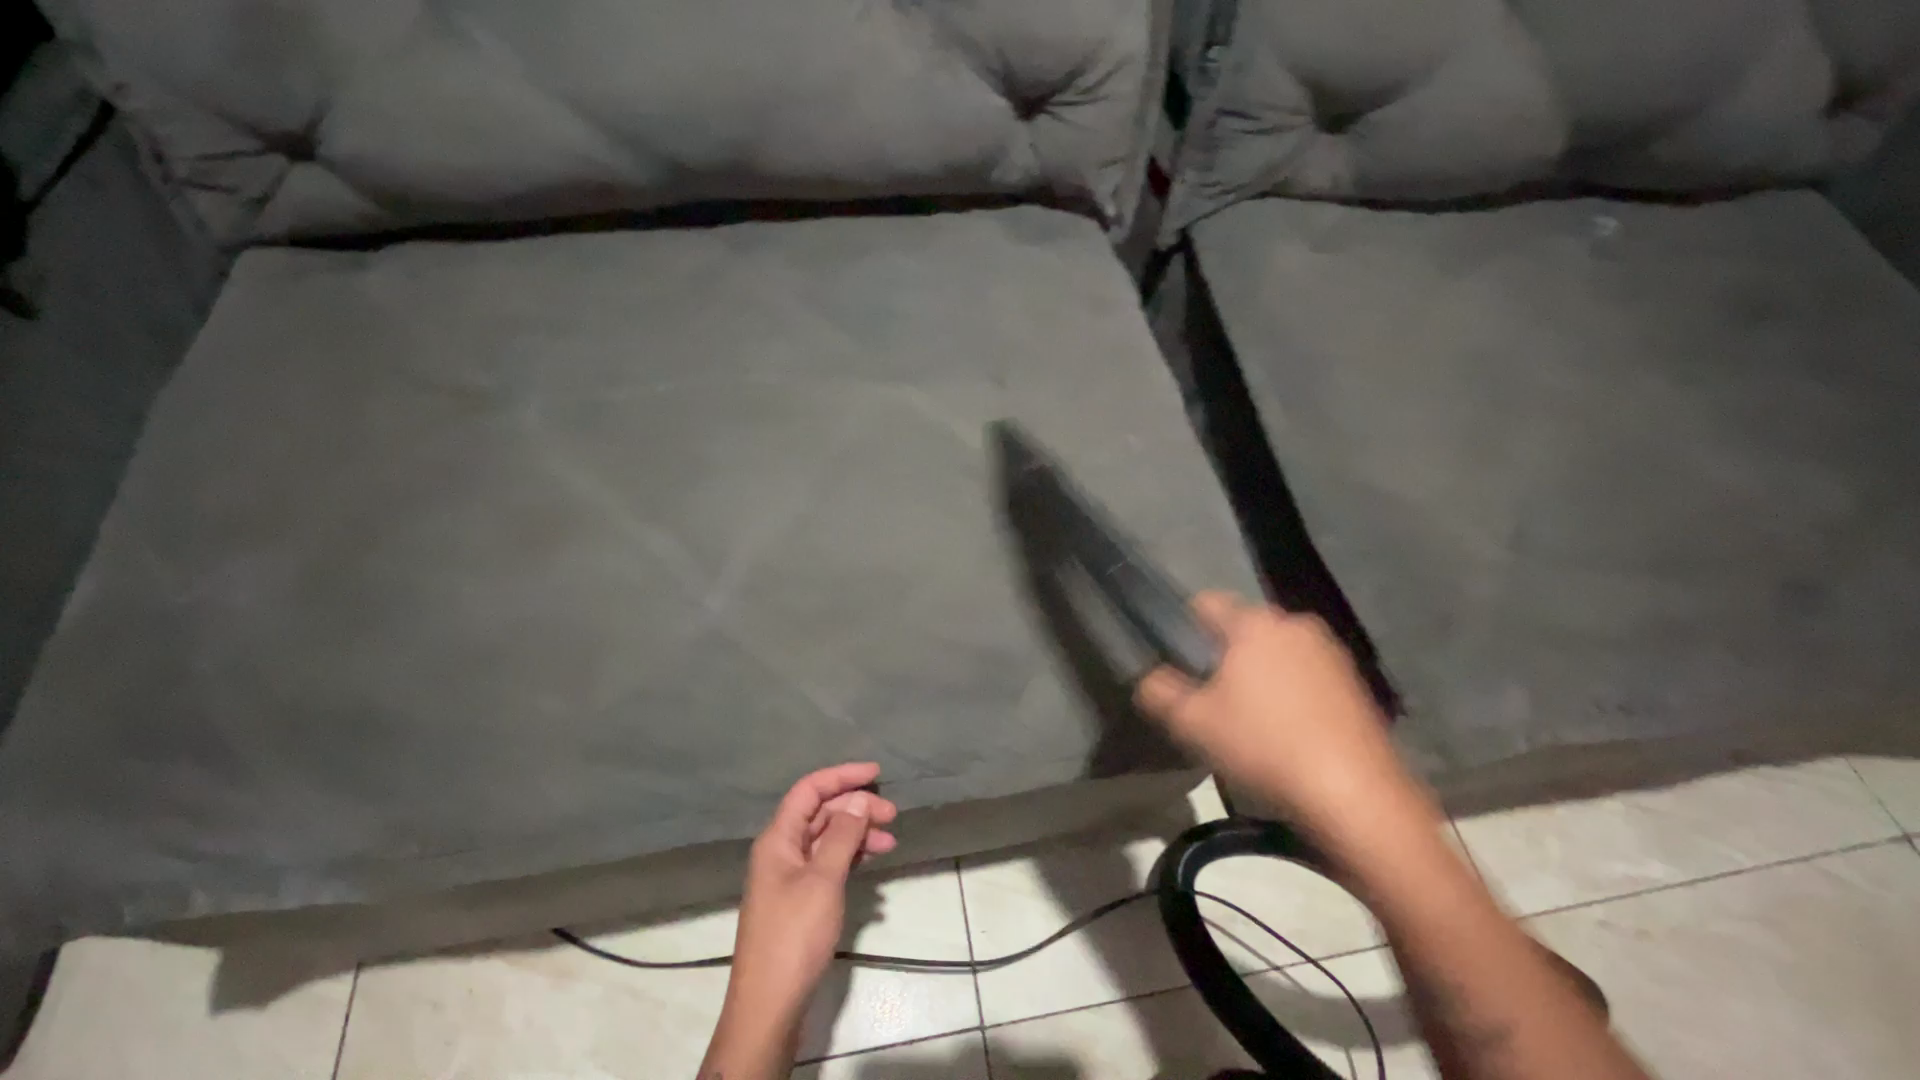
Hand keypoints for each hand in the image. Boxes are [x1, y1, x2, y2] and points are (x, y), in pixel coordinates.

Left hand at [727, 763, 899, 1018]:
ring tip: (889, 843)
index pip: (809, 791)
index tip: (876, 774)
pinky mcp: (800, 901)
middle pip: (819, 813)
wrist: (770, 1002)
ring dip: (856, 834)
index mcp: (778, 839)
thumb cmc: (794, 935)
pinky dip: (849, 858)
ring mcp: (789, 877)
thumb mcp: (823, 880)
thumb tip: (857, 800)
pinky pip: (827, 864)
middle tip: (892, 815)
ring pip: (826, 840)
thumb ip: (842, 836)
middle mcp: (780, 851)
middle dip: (855, 807)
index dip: (841, 777)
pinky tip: (871, 864)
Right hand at [1134, 592, 1422, 845]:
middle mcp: (1294, 623)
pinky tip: (1286, 733)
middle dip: (1224, 656)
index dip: (1182, 627)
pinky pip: (1306, 675)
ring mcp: (1330, 651)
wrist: (1353, 791)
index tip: (1176, 662)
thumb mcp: (1192, 724)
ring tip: (1249, 721)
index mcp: (1254, 623)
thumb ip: (1159, 692)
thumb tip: (1149, 677)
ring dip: (1260, 675)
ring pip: (1277, 652)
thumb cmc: (1264, 746)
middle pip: (1243, 629)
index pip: (1205, 602)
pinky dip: (1291, 693)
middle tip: (1210, 700)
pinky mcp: (1354, 681)